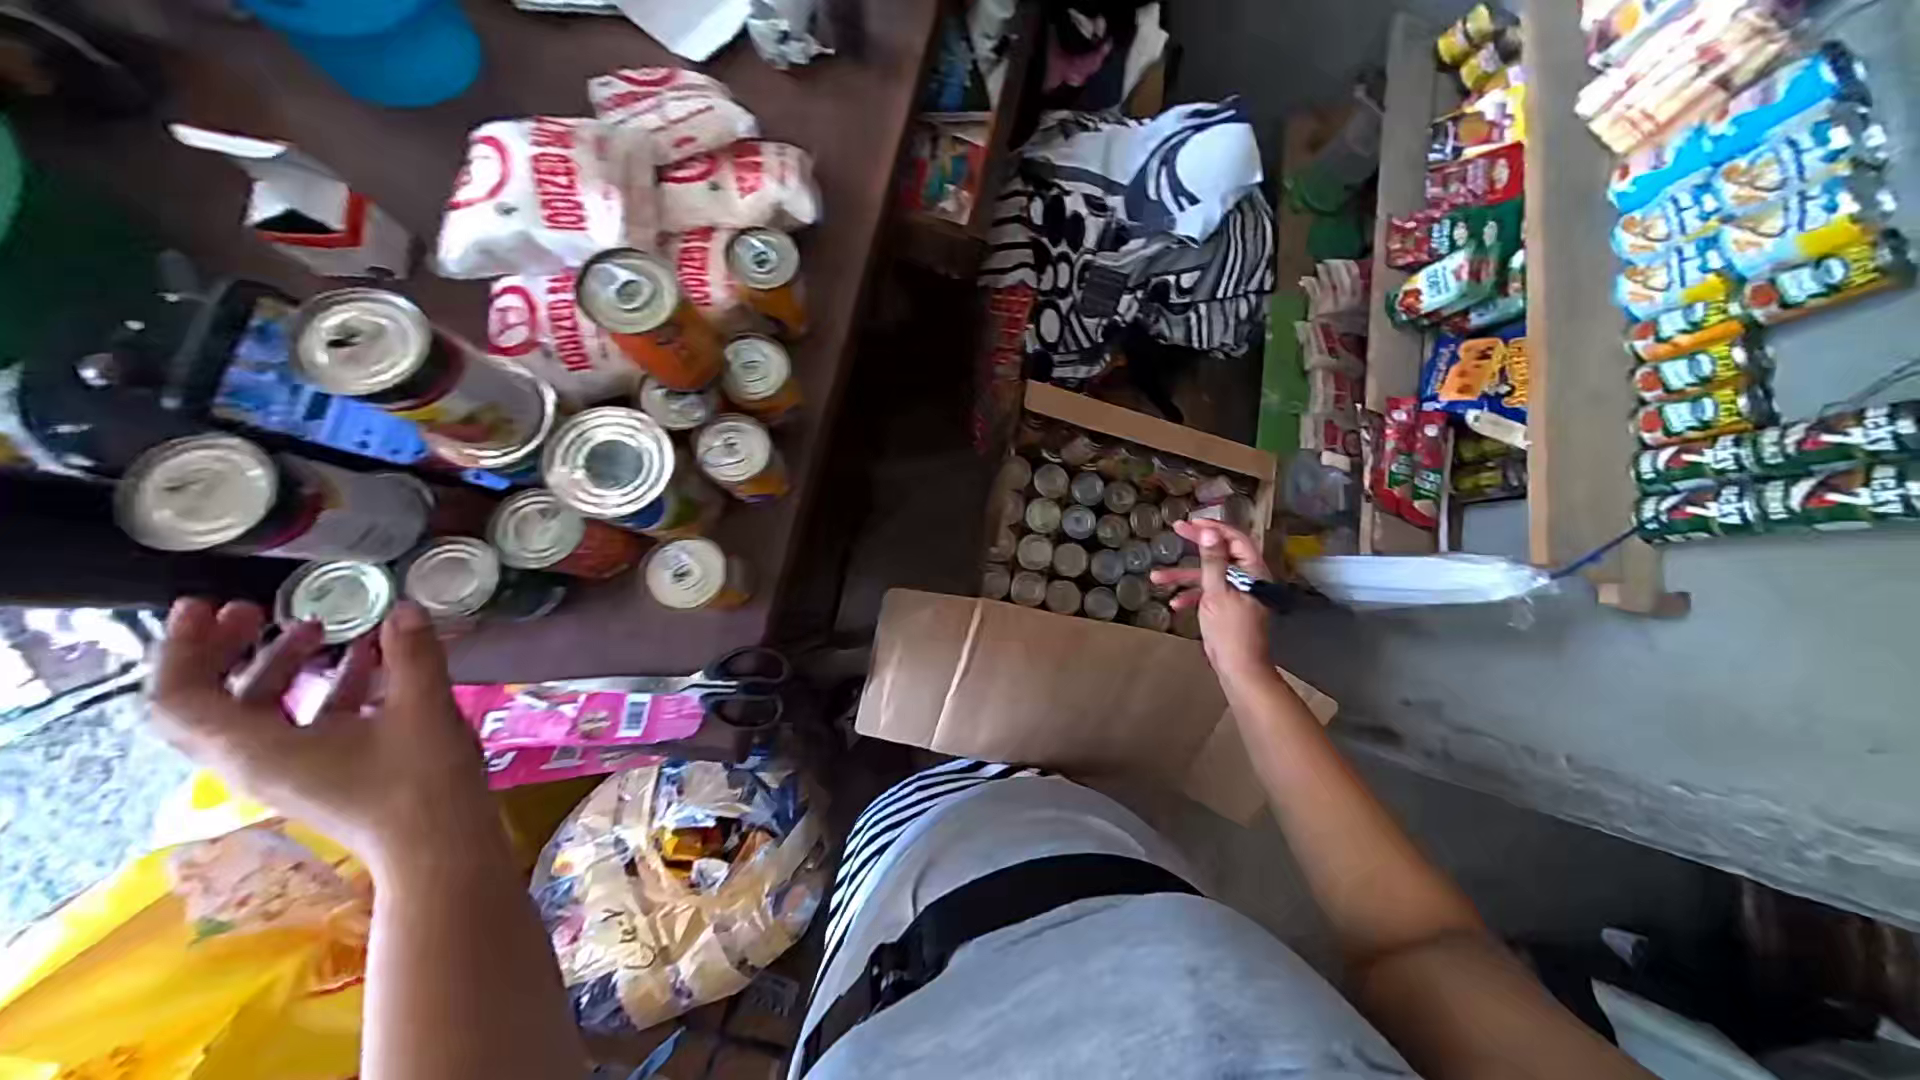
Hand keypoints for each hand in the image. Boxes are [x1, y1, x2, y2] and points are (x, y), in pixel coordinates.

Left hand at [147, 598, 497, 871]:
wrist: (439, 845)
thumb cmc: (420, 780)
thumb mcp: (422, 708)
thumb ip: (412, 654)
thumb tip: (406, 609)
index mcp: (258, 749)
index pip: (179, 697)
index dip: (184, 647)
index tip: (211, 605)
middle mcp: (256, 761)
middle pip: (208, 703)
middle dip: (227, 651)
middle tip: (258, 610)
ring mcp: (290, 770)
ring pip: (256, 711)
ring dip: (279, 666)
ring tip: (322, 629)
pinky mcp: (322, 773)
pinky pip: (299, 722)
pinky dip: (320, 688)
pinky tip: (368, 664)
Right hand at [1149, 519, 1272, 680]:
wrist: (1238, 667)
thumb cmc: (1230, 629)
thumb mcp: (1216, 592)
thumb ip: (1212, 560)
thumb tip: (1209, 531)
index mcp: (1252, 571)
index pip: (1235, 539)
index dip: (1214, 527)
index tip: (1191, 522)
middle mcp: (1248, 578)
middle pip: (1221, 553)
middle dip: (1196, 544)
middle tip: (1176, 530)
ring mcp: (1238, 593)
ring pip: (1209, 575)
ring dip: (1184, 576)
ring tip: (1157, 577)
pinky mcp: (1228, 607)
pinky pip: (1208, 593)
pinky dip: (1192, 595)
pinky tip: (1175, 603)